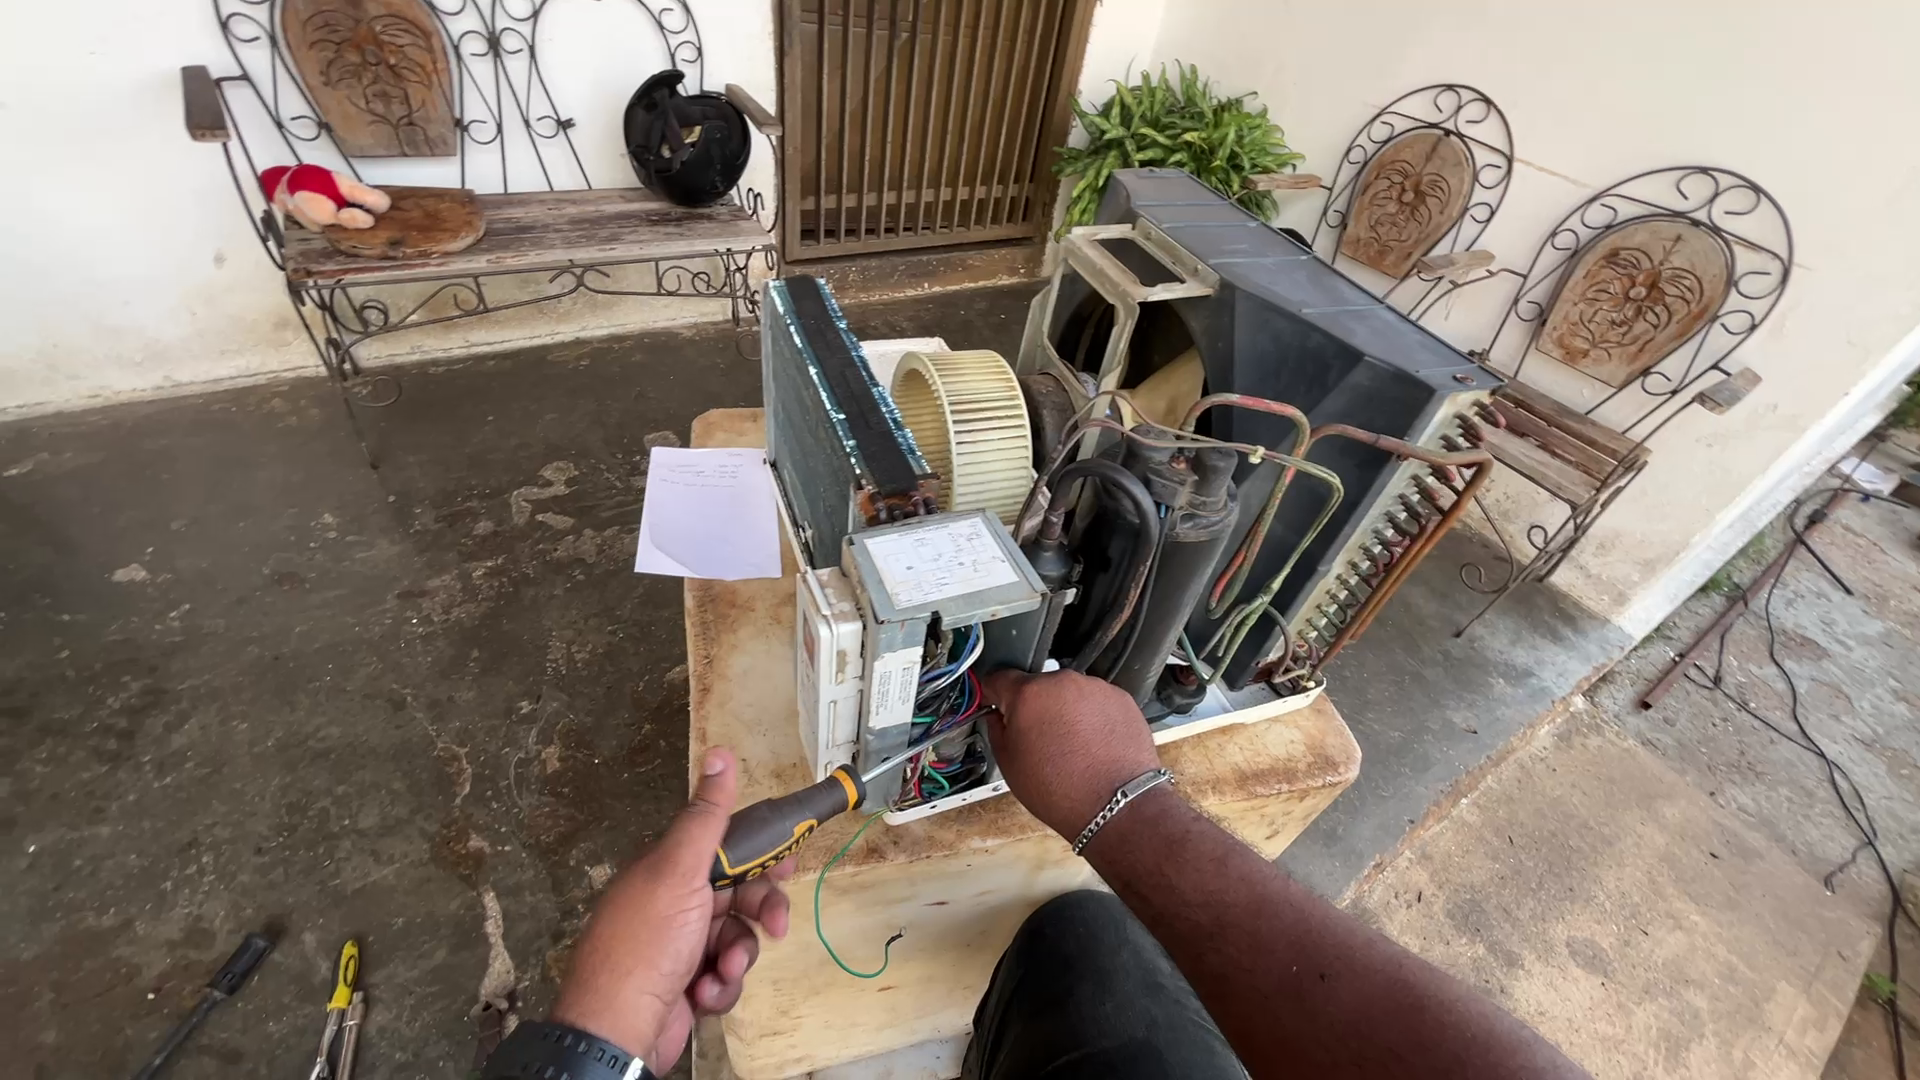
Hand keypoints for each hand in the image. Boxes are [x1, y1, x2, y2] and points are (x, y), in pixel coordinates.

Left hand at [551, 748, 792, 1073]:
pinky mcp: (688, 984)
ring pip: (738, 934)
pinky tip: (704, 993)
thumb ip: (707, 815)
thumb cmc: (648, 943)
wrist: (617, 1034)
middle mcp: (676, 903)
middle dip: (760, 909)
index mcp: (670, 869)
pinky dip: (722, 984)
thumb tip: (719, 752)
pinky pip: (726, 973)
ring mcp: (681, 946)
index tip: (788, 861)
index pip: (727, 848)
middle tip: (776, 925)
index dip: (760, 854)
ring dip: (739, 954)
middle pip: (740, 893)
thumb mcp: (679, 869)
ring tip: (723, 970)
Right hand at [980, 669, 1161, 841]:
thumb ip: (997, 729)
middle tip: (1039, 738)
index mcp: (1028, 694)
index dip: (992, 692)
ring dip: (1064, 710)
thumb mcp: (1009, 764)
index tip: (995, 703)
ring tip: (1071, 745)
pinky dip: (1091, 716)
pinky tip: (1092, 744)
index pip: (999, 677)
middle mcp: (1061, 682)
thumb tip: (997, 716)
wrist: (1116, 805)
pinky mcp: (1120, 697)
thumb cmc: (1060, 790)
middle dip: (1034, 706)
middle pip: (1037, 686)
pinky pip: (1095, 701)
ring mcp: (1094, 687)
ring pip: (1067, 693)